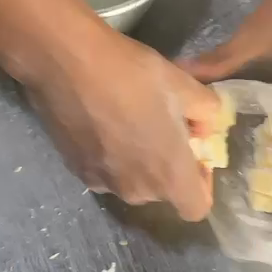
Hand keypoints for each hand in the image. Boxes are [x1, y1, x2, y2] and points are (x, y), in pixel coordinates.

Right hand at [23, 27, 225, 218]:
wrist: (65, 64)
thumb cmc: (132, 74)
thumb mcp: (184, 84)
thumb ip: (206, 113)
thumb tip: (201, 126)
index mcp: (169, 175)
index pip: (196, 208)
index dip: (202, 182)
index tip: (192, 152)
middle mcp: (134, 190)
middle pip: (160, 192)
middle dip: (166, 165)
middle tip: (160, 127)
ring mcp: (100, 182)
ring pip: (129, 181)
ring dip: (135, 161)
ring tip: (125, 123)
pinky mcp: (73, 168)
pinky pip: (102, 170)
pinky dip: (107, 154)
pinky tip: (98, 122)